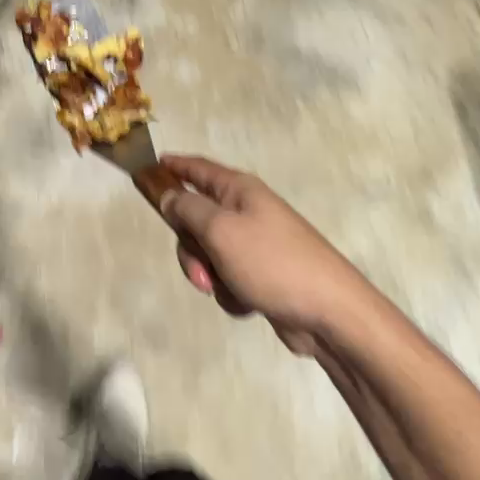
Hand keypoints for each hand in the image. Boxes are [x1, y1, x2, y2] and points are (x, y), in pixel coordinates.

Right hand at [156, 155, 366, 350]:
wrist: (329, 313)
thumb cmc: (272, 262)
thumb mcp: (220, 230)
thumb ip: (188, 209)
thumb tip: (170, 195)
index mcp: (239, 190)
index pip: (198, 168)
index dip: (174, 166)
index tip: (150, 167)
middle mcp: (247, 211)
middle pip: (196, 218)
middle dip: (190, 247)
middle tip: (199, 269)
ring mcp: (255, 245)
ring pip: (208, 253)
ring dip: (209, 274)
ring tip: (227, 290)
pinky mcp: (261, 276)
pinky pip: (227, 278)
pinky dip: (230, 292)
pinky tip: (247, 303)